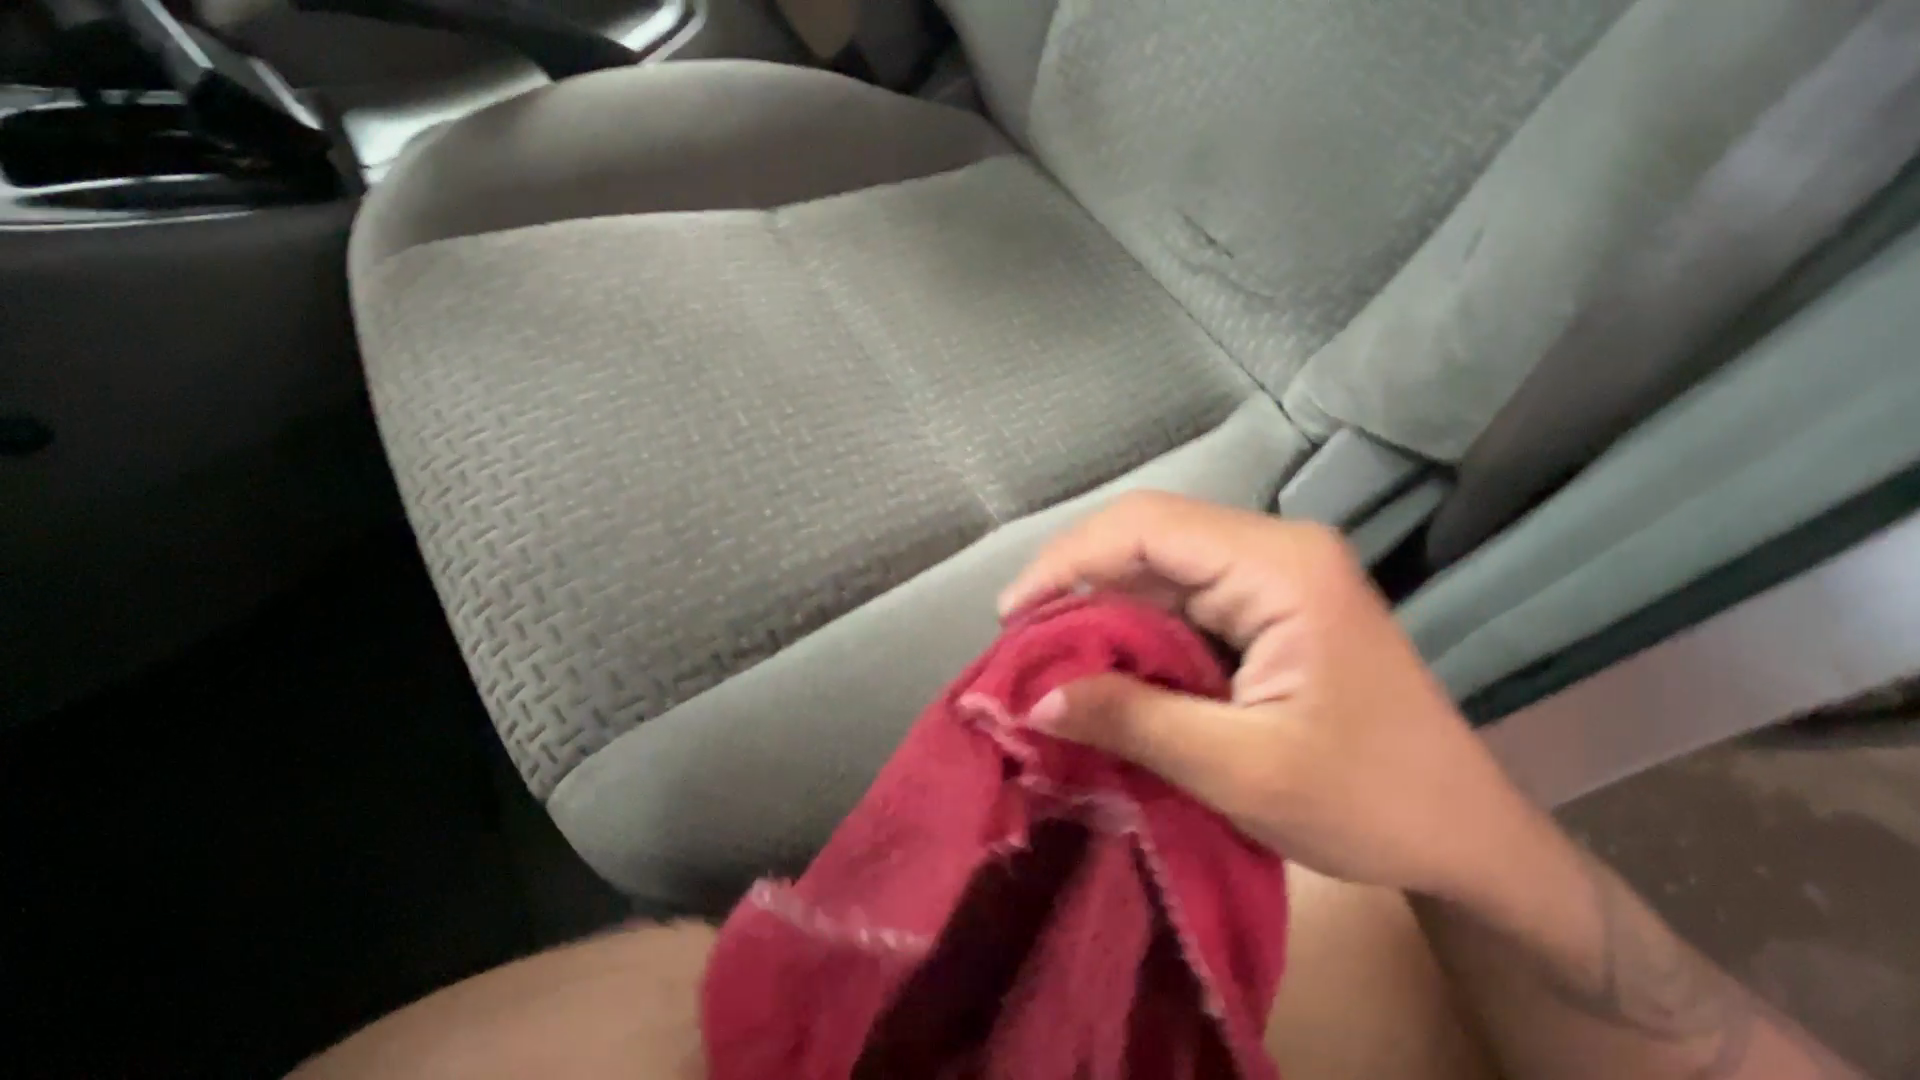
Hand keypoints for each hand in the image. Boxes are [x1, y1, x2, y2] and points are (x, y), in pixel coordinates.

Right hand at [1000, 492, 1550, 904]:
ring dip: (1102, 613)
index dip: (1067, 562)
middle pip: (1149, 538)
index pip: (1146, 527)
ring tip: (1047, 662)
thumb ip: (1132, 720)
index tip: (1011, 620)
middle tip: (1022, 648)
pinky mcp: (1273, 610)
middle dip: (1077, 586)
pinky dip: (1136, 633)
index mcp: (1281, 567)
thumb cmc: (1369, 802)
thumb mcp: (1240, 768)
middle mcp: (1278, 552)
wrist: (1469, 836)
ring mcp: (1278, 578)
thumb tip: (1033, 697)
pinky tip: (1103, 669)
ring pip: (1161, 570)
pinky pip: (1184, 602)